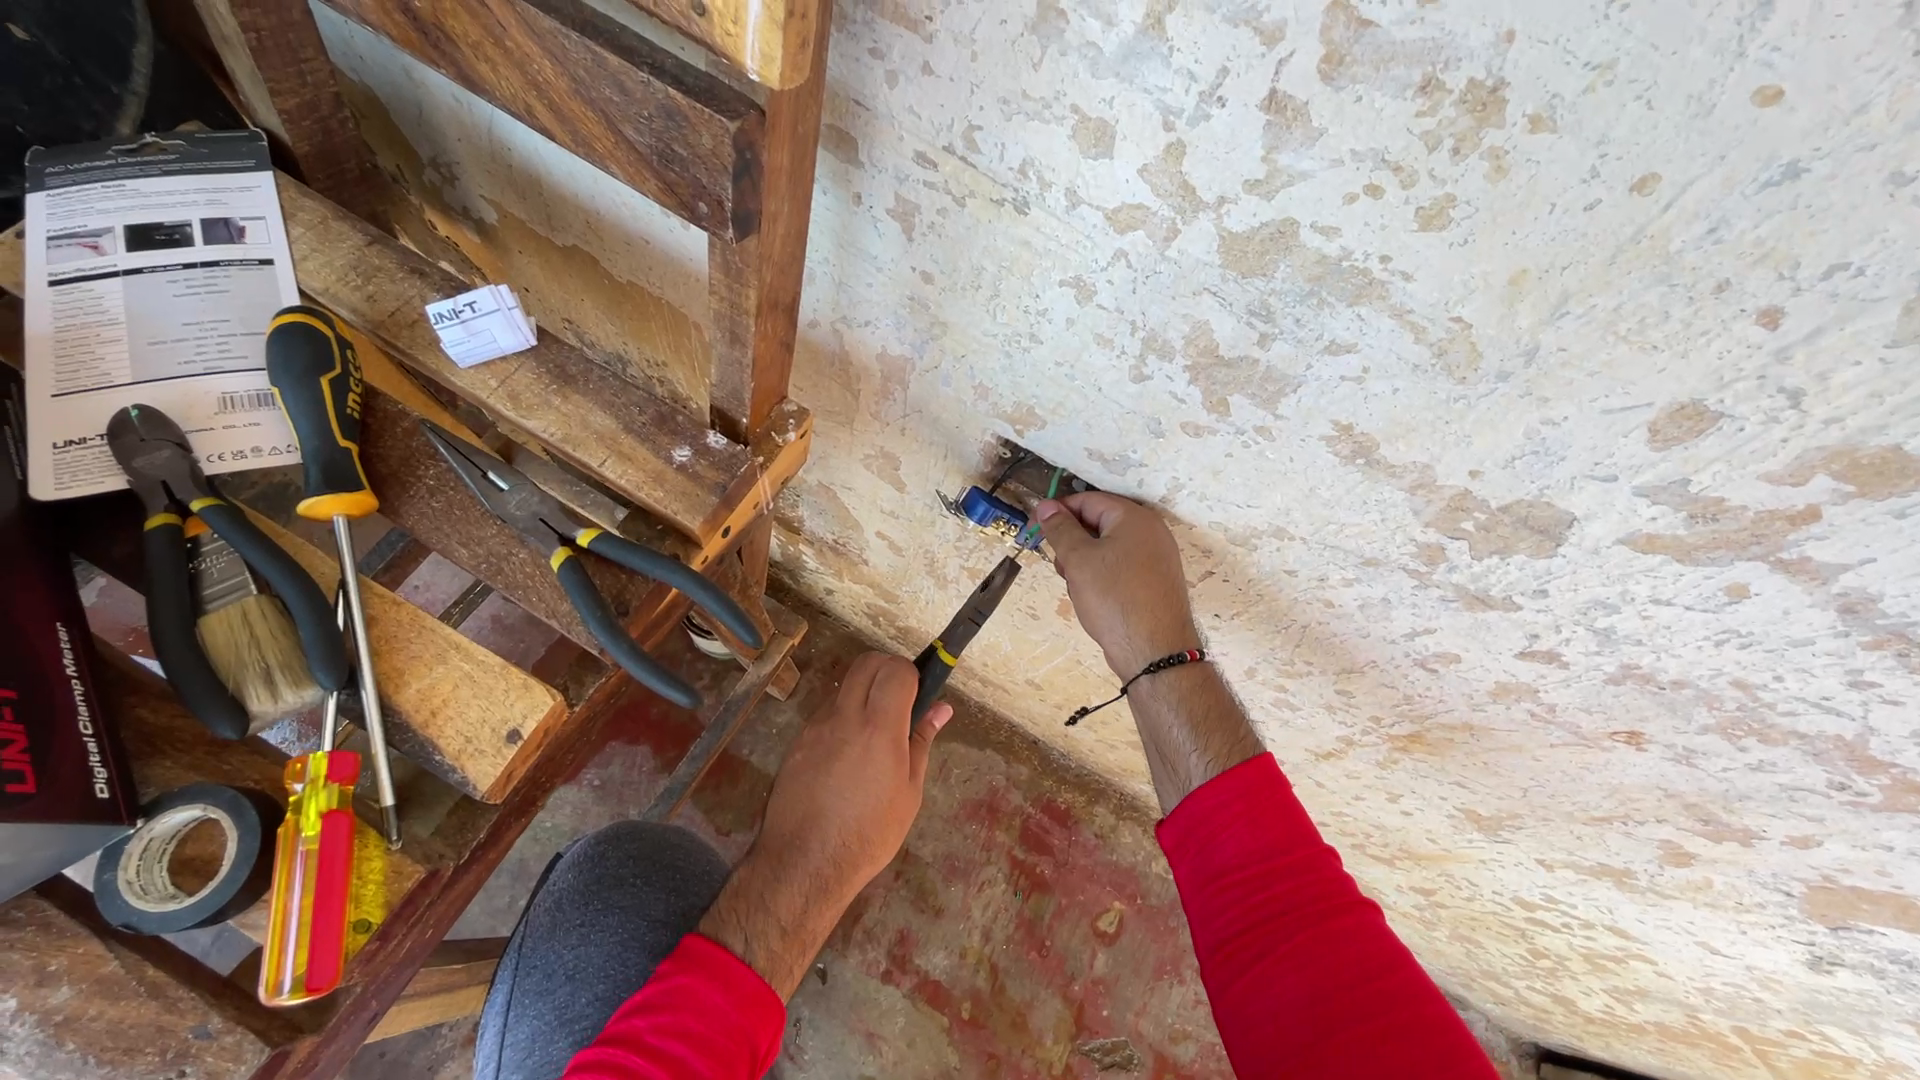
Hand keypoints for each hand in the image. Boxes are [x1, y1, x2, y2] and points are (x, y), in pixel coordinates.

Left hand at [699, 653, 949, 997]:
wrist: (806, 862)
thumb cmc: (870, 833)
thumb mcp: (909, 791)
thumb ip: (921, 741)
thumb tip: (941, 708)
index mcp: (879, 727)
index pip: (896, 670)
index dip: (911, 674)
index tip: (918, 695)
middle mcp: (844, 716)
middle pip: (866, 663)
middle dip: (887, 669)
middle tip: (900, 699)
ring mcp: (816, 726)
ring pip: (844, 685)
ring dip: (863, 692)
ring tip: (873, 734)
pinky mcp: (798, 741)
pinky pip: (825, 712)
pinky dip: (842, 717)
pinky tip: (848, 755)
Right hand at [1036, 493, 1200, 676]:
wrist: (1154, 651)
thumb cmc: (1114, 598)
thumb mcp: (1078, 560)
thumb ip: (1060, 529)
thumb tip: (1047, 506)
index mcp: (1134, 517)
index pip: (1088, 500)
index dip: (1059, 512)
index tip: (1036, 528)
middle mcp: (1150, 532)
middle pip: (1099, 523)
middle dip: (1073, 543)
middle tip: (1061, 567)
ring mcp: (1156, 558)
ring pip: (1107, 548)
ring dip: (1085, 563)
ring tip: (1078, 588)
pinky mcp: (1154, 581)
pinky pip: (1120, 567)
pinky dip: (1102, 577)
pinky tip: (1094, 599)